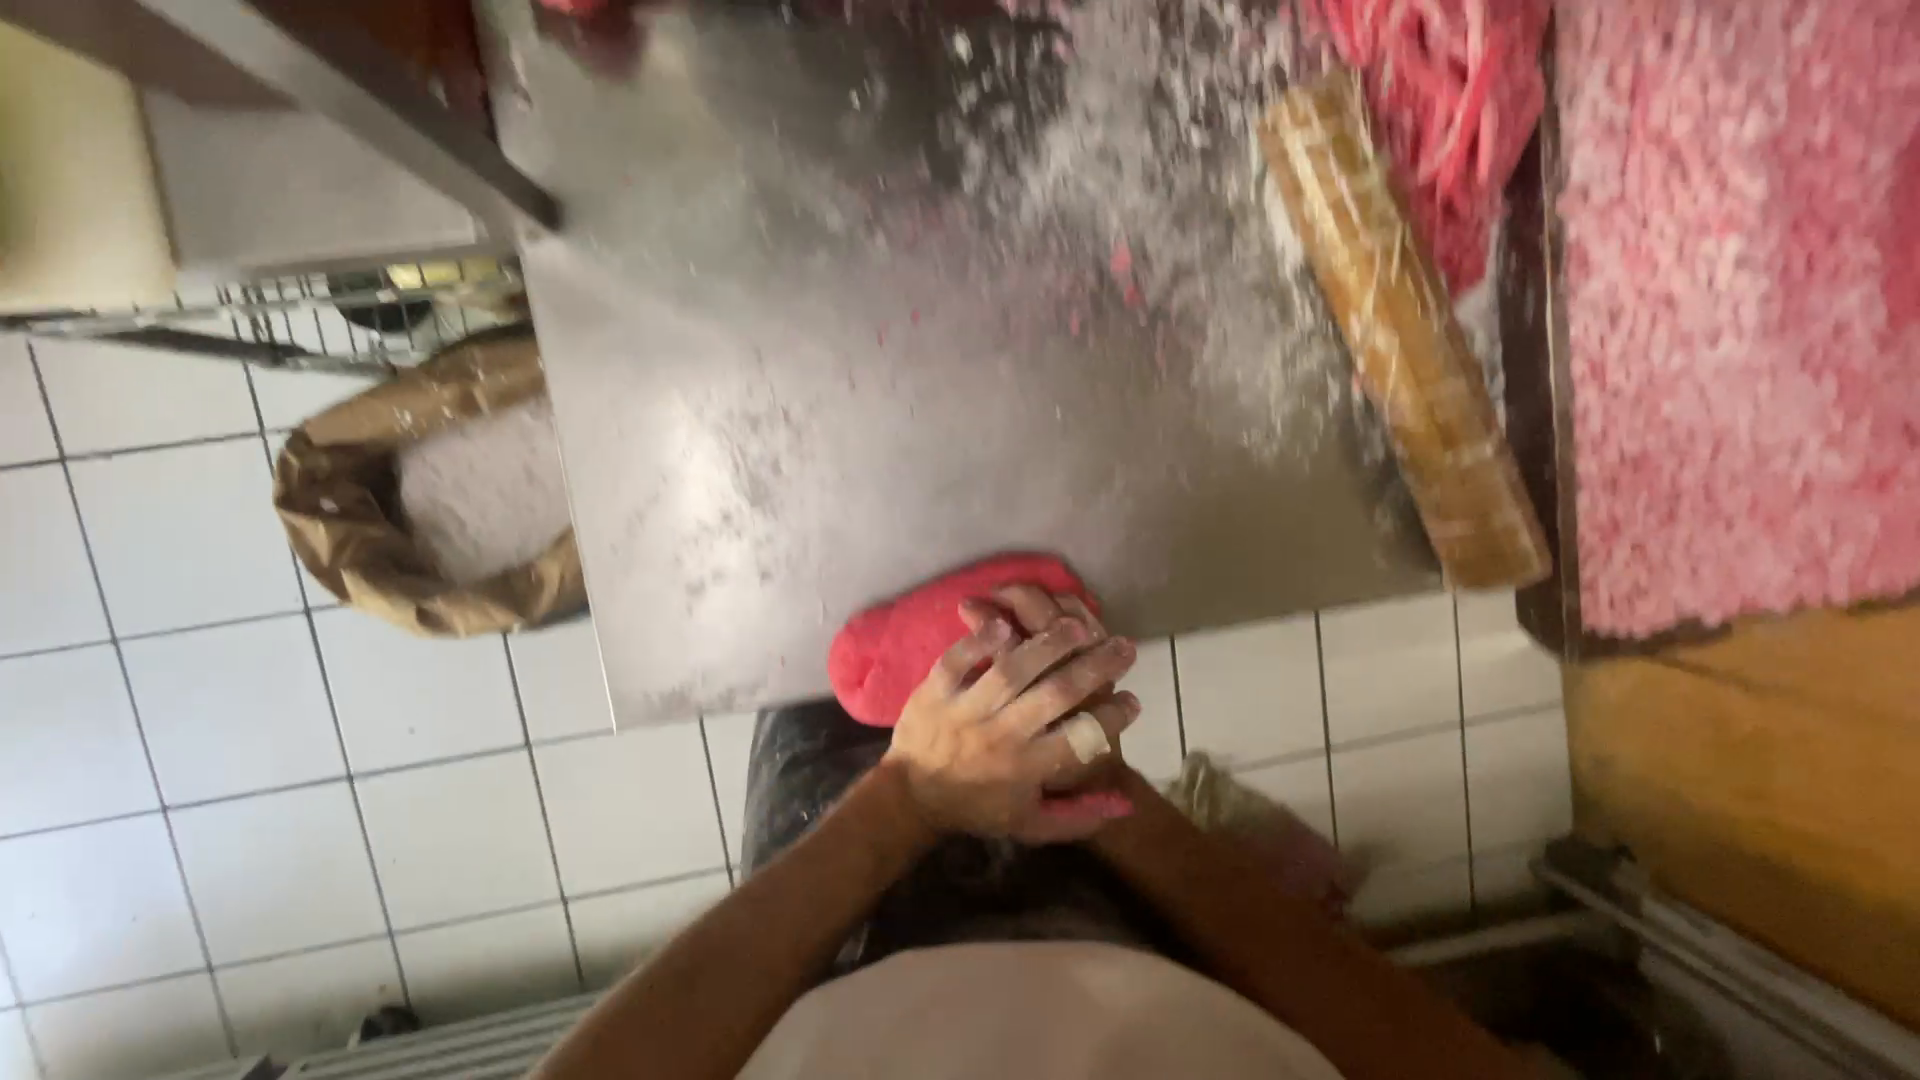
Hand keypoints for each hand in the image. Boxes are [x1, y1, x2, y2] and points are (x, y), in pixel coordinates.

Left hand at [881, 587, 1139, 843]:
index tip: (1133, 699)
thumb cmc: (976, 808)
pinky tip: (1007, 623)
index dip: (1112, 719)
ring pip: (1012, 670)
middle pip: (1055, 695)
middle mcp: (1001, 735)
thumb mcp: (1028, 825)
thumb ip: (1076, 818)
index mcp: (1026, 768)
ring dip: (1048, 645)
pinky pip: (958, 660)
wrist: (910, 798)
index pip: (1079, 740)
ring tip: (1079, 627)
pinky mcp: (936, 690)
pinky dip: (980, 641)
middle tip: (1123, 647)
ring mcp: (966, 710)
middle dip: (1095, 668)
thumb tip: (1124, 806)